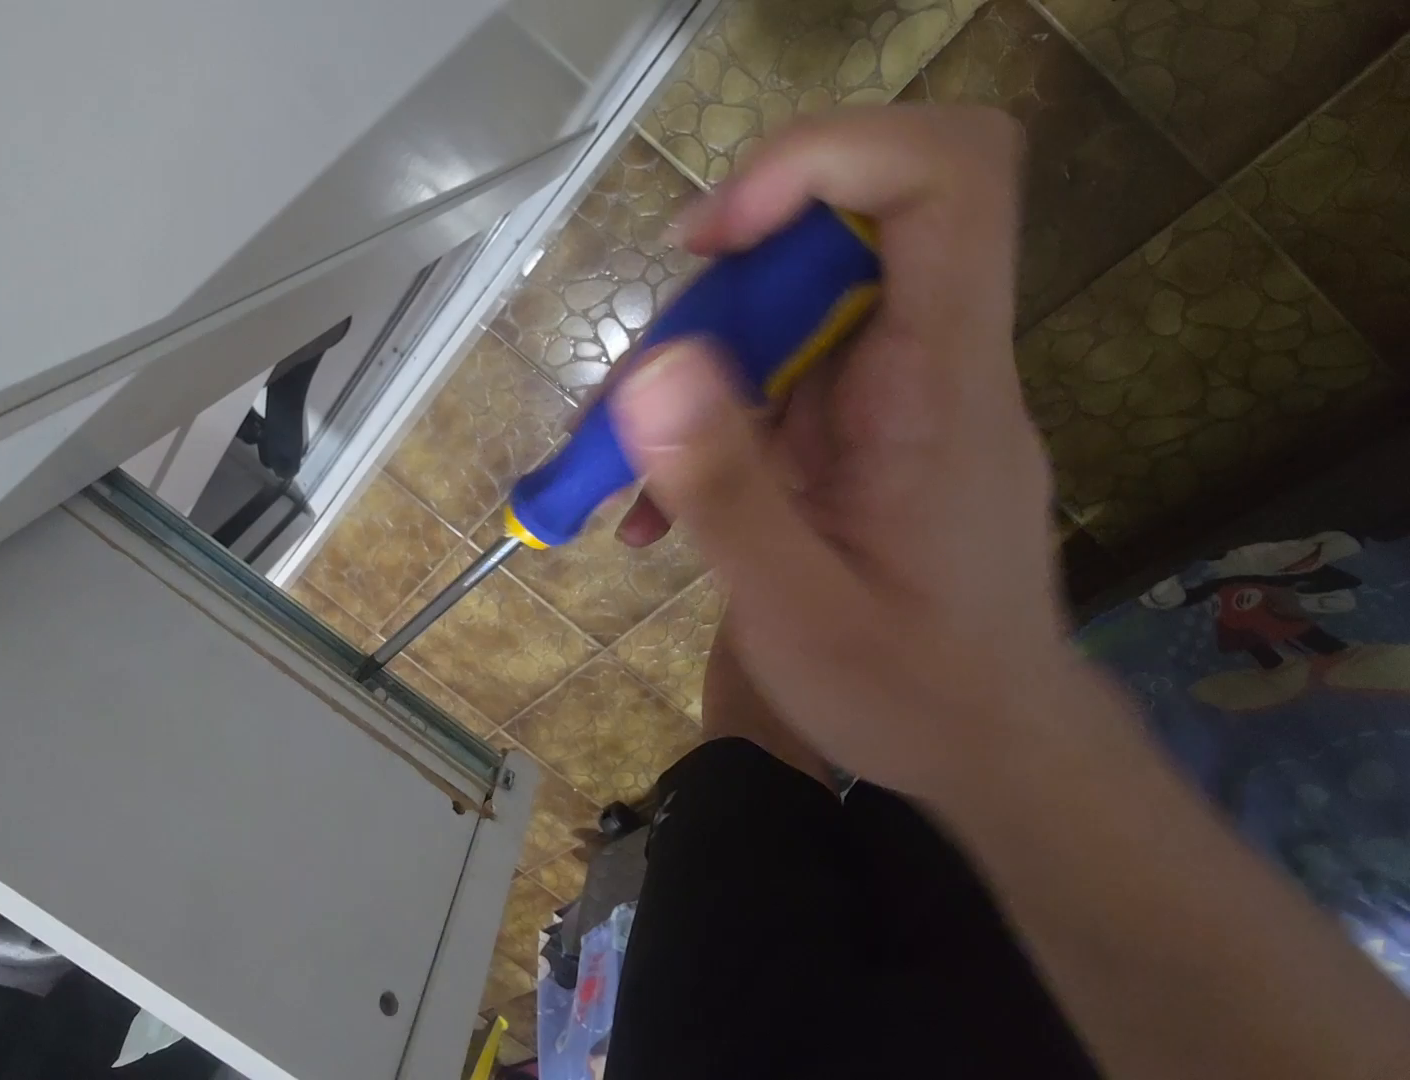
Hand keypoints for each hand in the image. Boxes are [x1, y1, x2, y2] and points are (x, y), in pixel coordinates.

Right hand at [609, 105, 1086, 798]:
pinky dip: (704, 432)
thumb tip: (651, 371)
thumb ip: (725, 489)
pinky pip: (775, 395)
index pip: (943, 182)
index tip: (711, 239)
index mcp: (938, 390)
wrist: (993, 750)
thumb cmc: (912, 694)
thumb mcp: (796, 608)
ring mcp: (894, 402)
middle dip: (707, 306)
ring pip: (783, 324)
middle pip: (828, 246)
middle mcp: (927, 369)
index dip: (822, 161)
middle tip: (625, 401)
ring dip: (686, 381)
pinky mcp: (863, 438)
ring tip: (614, 473)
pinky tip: (654, 514)